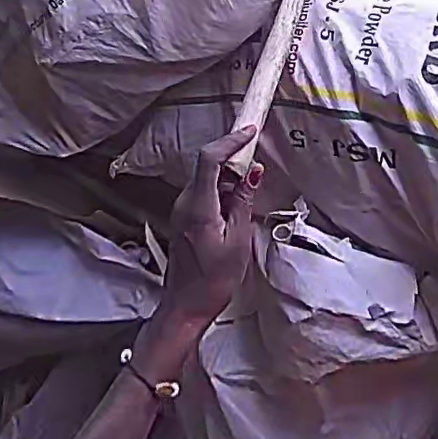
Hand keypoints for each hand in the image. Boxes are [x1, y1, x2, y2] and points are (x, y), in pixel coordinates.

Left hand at [134, 127, 260, 378]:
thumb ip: (244, 202)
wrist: (185, 307)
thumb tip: (254, 172)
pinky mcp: (184, 216)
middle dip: (234, 163)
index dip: (230, 141)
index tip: (249, 132)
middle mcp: (185, 202)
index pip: (209, 159)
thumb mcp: (238, 240)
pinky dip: (222, 194)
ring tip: (247, 202)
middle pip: (209, 166)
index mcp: (198, 206)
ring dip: (230, 181)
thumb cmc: (213, 280)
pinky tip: (235, 213)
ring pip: (208, 180)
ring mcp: (182, 208)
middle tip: (256, 172)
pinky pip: (204, 193)